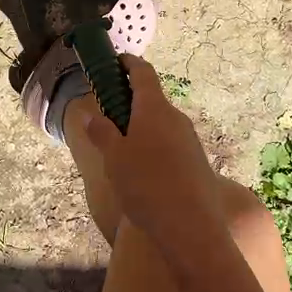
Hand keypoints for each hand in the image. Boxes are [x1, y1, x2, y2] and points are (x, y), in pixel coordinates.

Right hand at [81, 55, 225, 253]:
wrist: (192, 230)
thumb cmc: (146, 184)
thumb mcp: (113, 158)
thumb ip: (101, 132)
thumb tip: (92, 116)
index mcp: (153, 108)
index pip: (142, 71)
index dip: (128, 63)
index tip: (115, 62)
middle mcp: (175, 117)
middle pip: (152, 100)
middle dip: (131, 103)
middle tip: (109, 118)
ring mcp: (191, 141)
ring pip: (162, 125)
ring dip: (143, 129)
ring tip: (123, 154)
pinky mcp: (199, 164)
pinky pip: (173, 146)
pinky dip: (156, 149)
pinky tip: (145, 176)